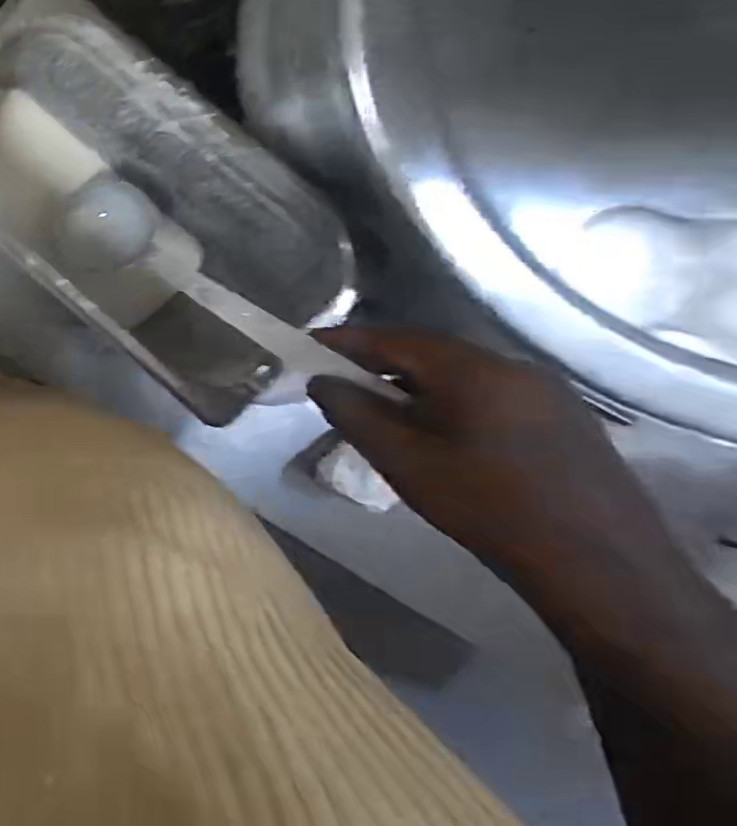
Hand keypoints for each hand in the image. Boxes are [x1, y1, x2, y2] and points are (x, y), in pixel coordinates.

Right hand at [308, 328, 676, 583]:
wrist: (601, 568)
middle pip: (429, 352)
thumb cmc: (485, 504)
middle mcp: (517, 369)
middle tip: (333, 376)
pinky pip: (488, 393)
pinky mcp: (564, 421)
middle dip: (376, 360)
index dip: (344, 340)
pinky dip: (446, 398)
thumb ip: (350, 410)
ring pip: (459, 373)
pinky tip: (429, 427)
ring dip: (411, 381)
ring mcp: (549, 394)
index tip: (305, 347)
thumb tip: (321, 380)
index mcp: (477, 371)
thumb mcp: (398, 457)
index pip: (395, 338)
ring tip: (374, 404)